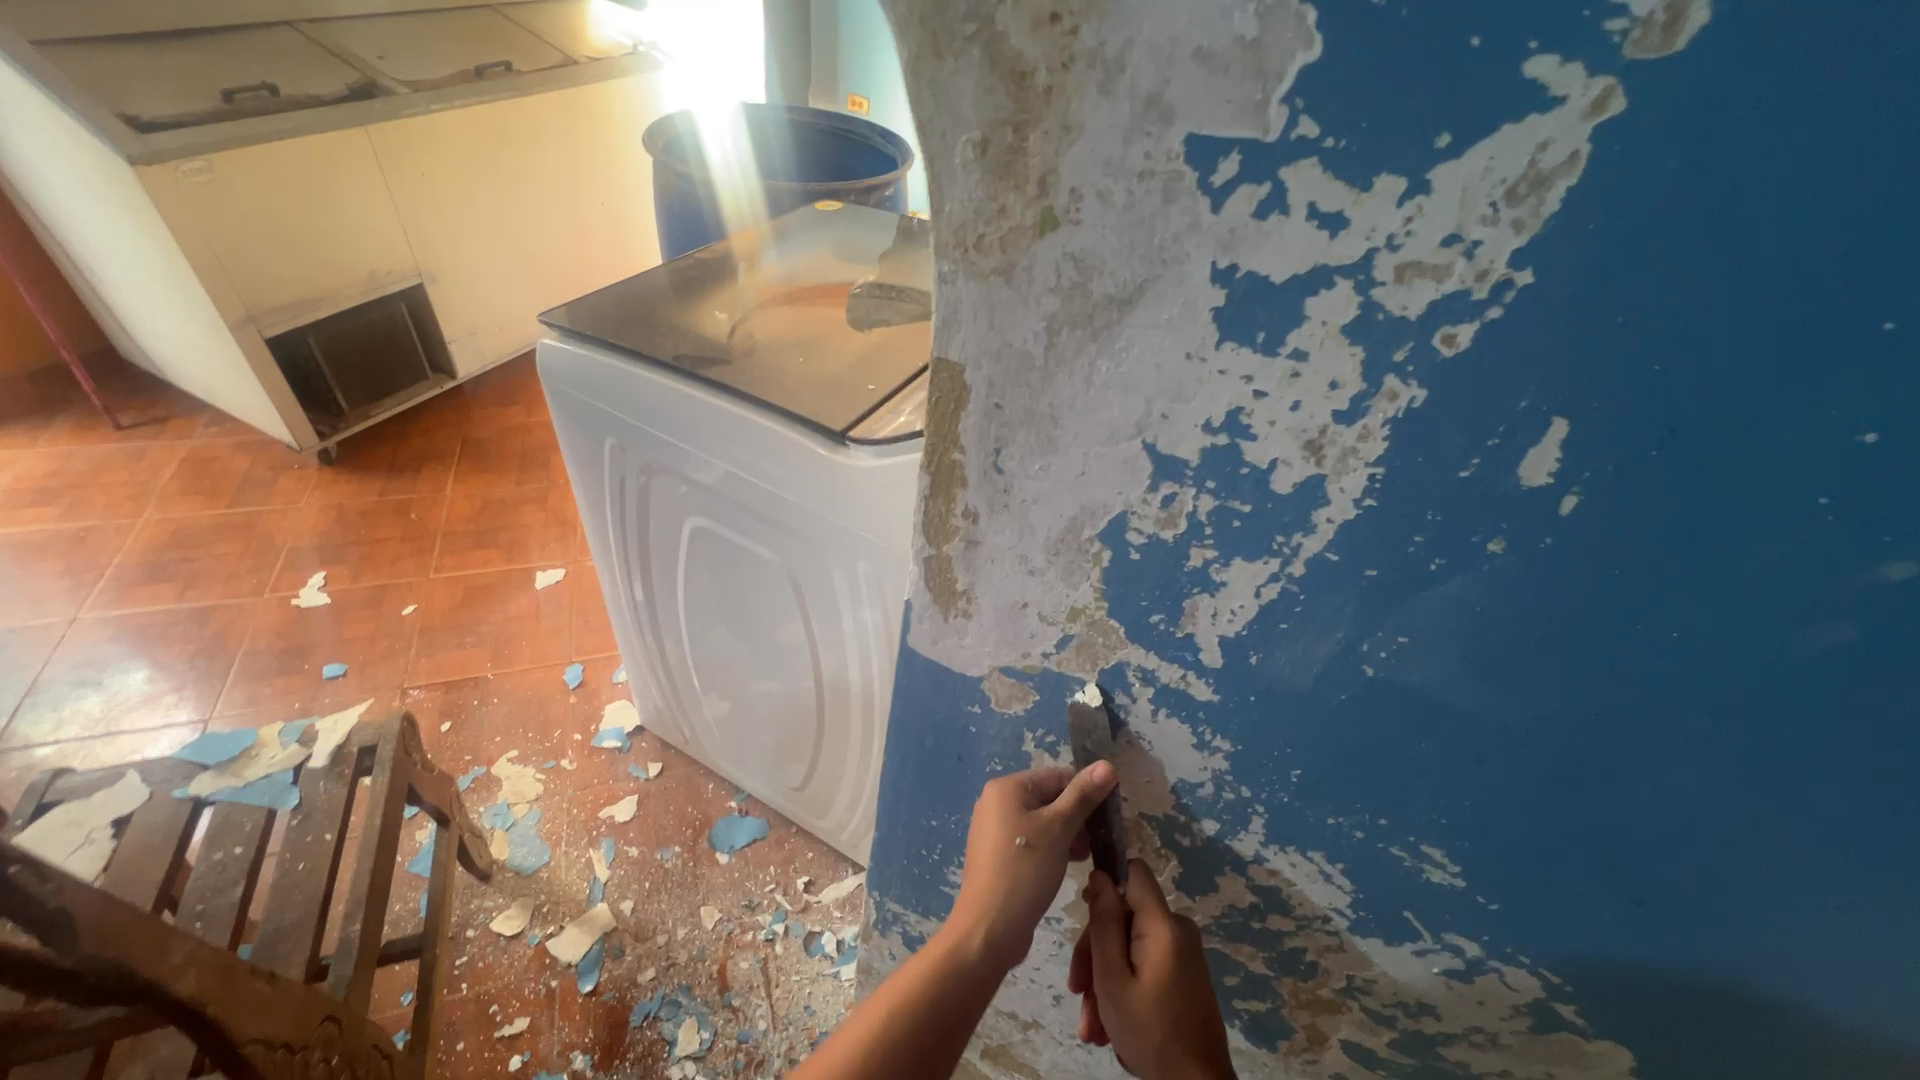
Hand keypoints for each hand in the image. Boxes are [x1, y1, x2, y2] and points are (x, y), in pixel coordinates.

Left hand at [945, 763, 1118, 971]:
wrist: (989, 928)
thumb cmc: (1025, 871)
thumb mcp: (1059, 829)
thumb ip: (1083, 796)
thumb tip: (1107, 765)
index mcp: (1007, 787)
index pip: (1058, 777)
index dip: (1086, 793)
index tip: (1108, 819)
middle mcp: (996, 802)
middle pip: (1049, 798)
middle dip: (1077, 817)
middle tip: (1096, 842)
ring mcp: (995, 830)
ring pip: (1043, 822)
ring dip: (1068, 835)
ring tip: (1084, 856)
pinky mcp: (998, 855)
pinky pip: (1032, 841)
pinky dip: (1052, 848)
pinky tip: (1067, 865)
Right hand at [1070, 860, 1235, 1079]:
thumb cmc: (1150, 1032)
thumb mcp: (1112, 979)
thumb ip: (1103, 923)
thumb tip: (1099, 875)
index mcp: (1163, 924)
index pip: (1134, 872)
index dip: (1106, 880)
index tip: (1082, 907)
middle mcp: (1177, 930)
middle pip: (1124, 917)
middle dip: (1095, 953)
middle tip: (1077, 993)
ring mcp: (1182, 954)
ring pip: (1129, 948)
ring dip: (1104, 982)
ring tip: (1091, 1026)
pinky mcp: (1183, 975)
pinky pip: (1144, 966)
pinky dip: (1123, 989)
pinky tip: (1107, 1026)